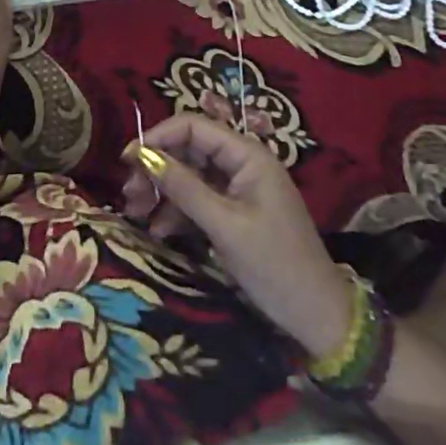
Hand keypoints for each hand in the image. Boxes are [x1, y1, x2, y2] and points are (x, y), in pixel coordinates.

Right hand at [122, 115, 353, 358]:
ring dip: (160, 191)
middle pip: (186, 150)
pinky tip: (158, 230)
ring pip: (186, 175)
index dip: (158, 137)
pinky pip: (195, 199)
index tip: (128, 159)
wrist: (317, 318)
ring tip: (136, 212)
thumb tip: (142, 155)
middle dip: (155, 168)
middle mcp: (241, 164)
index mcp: (248, 156)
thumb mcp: (224, 225)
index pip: (193, 126)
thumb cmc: (274, 264)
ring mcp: (237, 188)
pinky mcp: (232, 212)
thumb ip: (183, 187)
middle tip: (129, 192)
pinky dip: (174, 211)